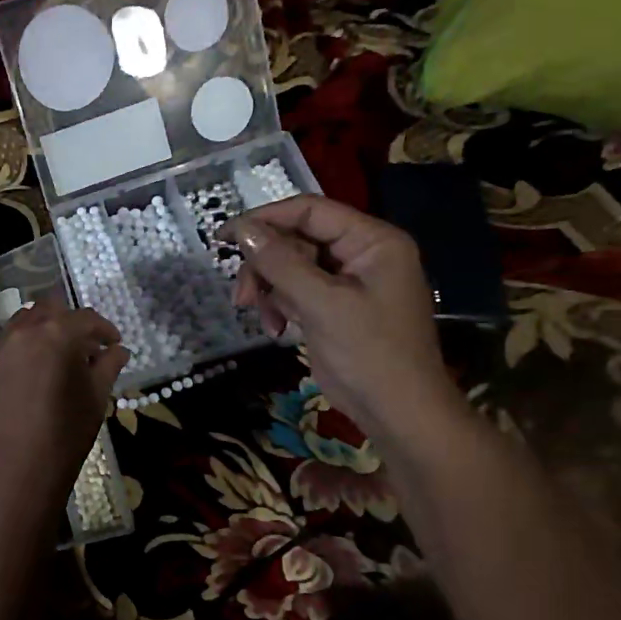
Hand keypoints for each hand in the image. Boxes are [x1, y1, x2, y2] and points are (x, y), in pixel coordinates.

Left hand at [0, 299, 127, 492]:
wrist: (25, 461)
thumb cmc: (69, 427)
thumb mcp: (97, 393)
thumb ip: (109, 364)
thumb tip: (119, 350)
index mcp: (58, 333)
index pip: (86, 318)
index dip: (104, 329)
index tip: (114, 343)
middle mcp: (26, 331)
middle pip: (51, 309)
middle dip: (72, 322)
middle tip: (86, 344)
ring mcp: (2, 347)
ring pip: (25, 321)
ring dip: (45, 328)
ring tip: (60, 352)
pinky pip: (10, 343)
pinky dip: (26, 345)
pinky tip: (37, 367)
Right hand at [218, 196, 461, 441]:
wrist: (395, 408)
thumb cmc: (369, 351)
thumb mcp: (322, 304)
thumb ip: (281, 263)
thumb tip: (241, 230)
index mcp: (372, 241)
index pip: (311, 211)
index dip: (265, 219)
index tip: (224, 238)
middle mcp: (360, 254)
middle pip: (295, 241)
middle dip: (264, 267)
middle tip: (242, 298)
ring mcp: (346, 282)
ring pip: (289, 268)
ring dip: (268, 290)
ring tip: (261, 318)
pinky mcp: (332, 307)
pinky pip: (295, 292)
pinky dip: (279, 307)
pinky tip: (275, 330)